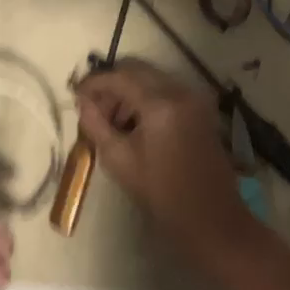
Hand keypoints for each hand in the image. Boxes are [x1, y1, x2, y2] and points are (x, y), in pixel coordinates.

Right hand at [76, 58, 252, 258]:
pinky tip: (133, 124)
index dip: (94, 83)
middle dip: (111, 84)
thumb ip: (95, 124)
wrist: (213, 220)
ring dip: (128, 91)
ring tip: (111, 120)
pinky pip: (165, 90)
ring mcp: (193, 99)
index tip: (75, 95)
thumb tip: (82, 102)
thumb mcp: (119, 160)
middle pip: (136, 70)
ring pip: (150, 78)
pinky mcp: (199, 109)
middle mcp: (179, 91)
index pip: (119, 77)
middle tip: (93, 108)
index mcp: (161, 104)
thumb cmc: (163, 194)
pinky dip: (145, 98)